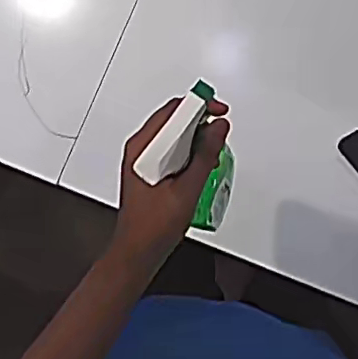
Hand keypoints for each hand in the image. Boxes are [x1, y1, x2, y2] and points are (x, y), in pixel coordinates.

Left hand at [113, 96, 229, 268]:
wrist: (137, 253)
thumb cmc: (154, 226)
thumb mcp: (187, 188)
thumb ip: (205, 154)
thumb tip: (219, 126)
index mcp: (143, 148)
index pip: (174, 111)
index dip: (200, 106)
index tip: (220, 111)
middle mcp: (140, 147)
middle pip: (173, 117)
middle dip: (201, 120)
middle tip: (220, 129)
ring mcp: (143, 157)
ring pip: (174, 131)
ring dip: (196, 135)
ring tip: (211, 152)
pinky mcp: (148, 166)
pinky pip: (171, 145)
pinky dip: (189, 147)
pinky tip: (200, 164)